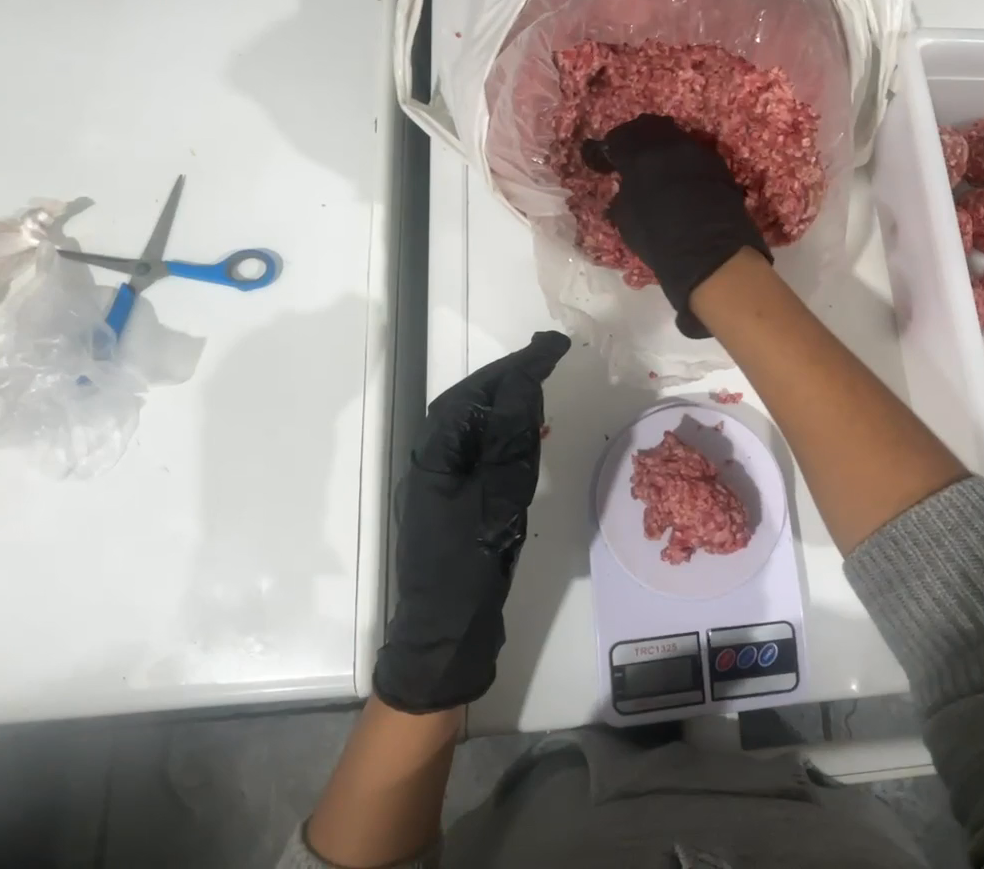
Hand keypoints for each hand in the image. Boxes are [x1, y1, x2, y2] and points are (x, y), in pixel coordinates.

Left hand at [373, 331, 570, 712]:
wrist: (443, 637)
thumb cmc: (467, 568)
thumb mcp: (495, 500)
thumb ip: (507, 441)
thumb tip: (521, 385)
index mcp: (435, 455)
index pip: (476, 394)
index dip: (516, 368)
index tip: (552, 347)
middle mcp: (431, 461)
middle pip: (467, 404)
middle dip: (507, 377)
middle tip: (547, 358)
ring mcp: (439, 484)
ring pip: (471, 427)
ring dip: (504, 401)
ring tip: (539, 386)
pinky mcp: (453, 503)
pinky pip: (477, 451)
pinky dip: (503, 434)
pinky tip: (526, 436)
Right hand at [589, 114, 770, 338]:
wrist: (711, 254)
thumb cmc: (659, 239)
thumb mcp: (627, 219)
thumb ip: (624, 194)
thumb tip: (627, 186)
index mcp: (641, 155)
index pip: (619, 138)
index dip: (611, 148)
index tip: (607, 160)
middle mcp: (671, 144)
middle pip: (650, 129)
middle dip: (639, 140)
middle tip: (632, 158)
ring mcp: (699, 153)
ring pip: (676, 139)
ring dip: (664, 150)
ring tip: (658, 169)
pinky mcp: (720, 167)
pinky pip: (695, 155)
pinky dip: (684, 162)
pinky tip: (681, 180)